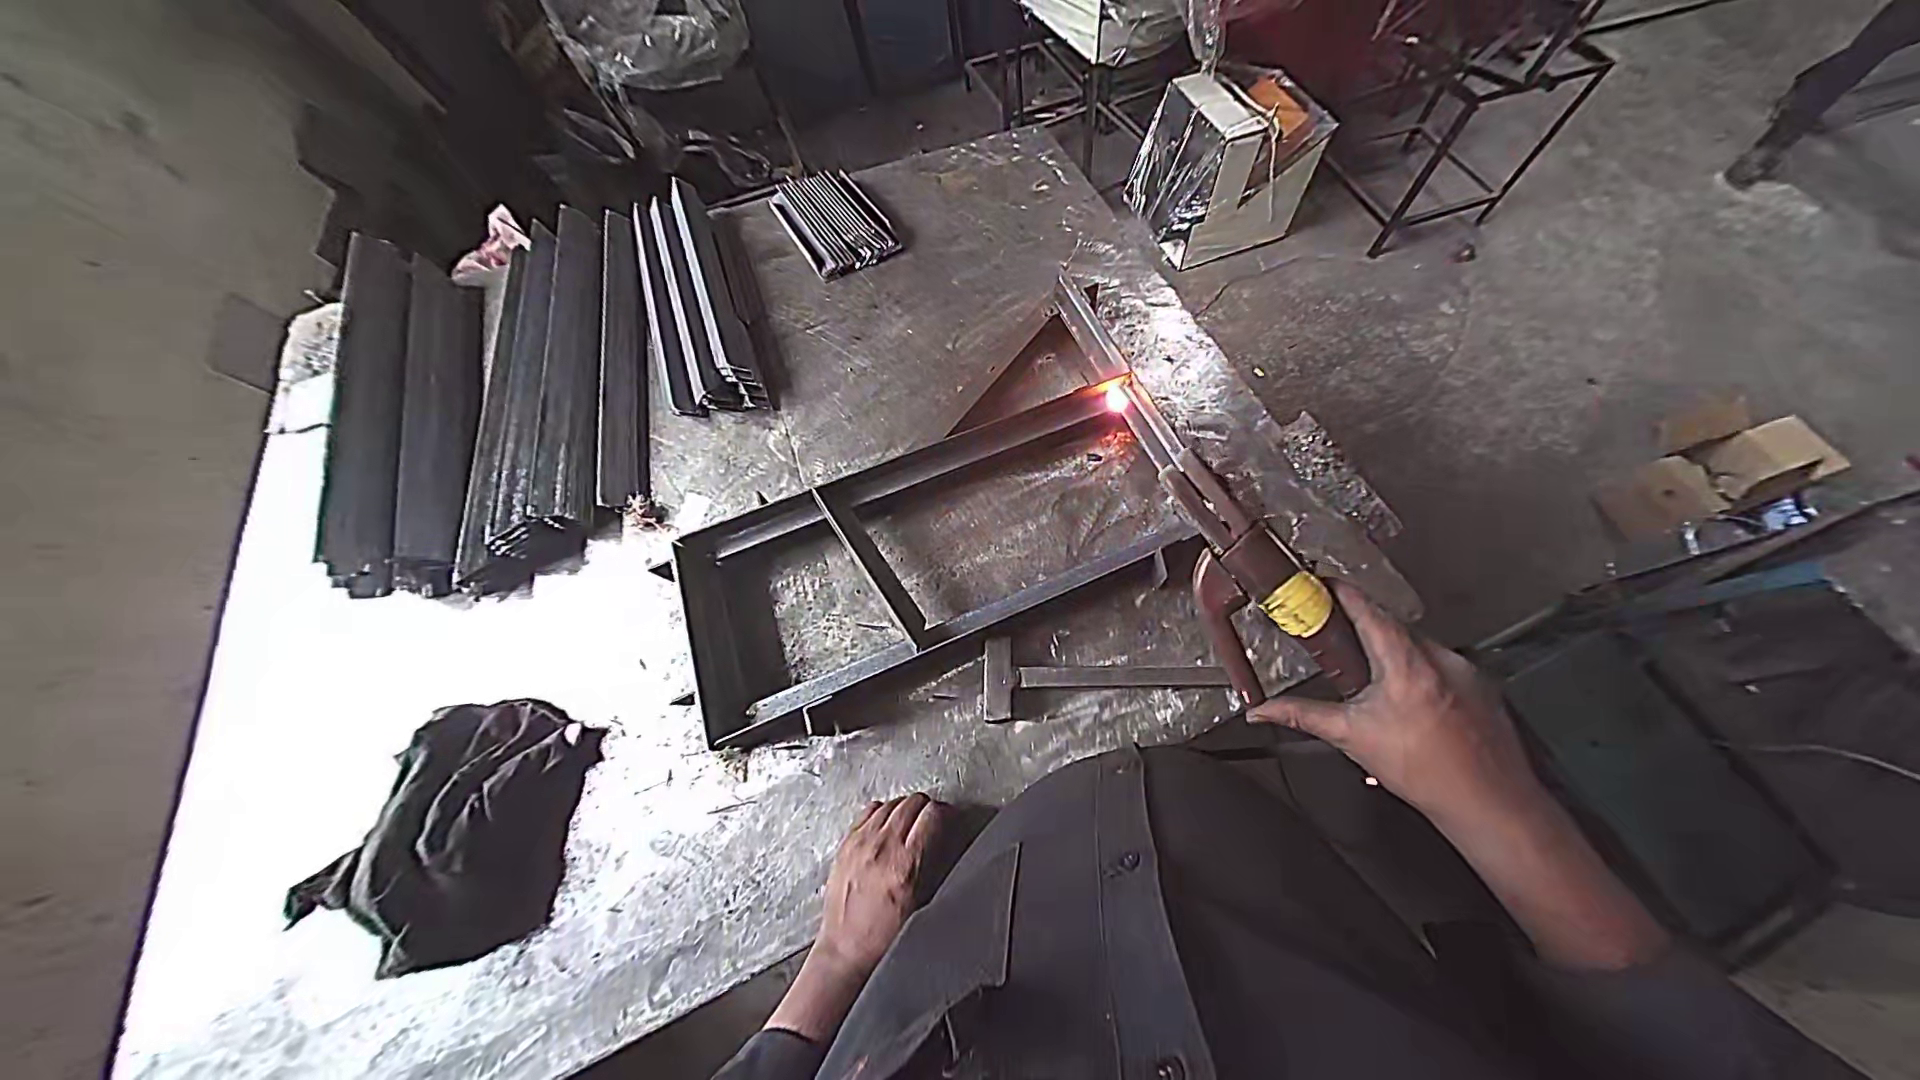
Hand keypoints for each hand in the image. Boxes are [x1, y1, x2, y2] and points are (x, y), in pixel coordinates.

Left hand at [815, 793, 942, 976]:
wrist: (846, 950)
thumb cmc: (884, 936)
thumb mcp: (922, 903)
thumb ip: (935, 863)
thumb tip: (947, 837)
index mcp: (906, 864)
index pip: (932, 814)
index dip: (946, 813)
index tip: (950, 818)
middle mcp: (883, 847)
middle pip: (913, 802)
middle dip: (928, 808)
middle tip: (932, 820)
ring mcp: (861, 842)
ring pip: (892, 803)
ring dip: (906, 808)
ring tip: (911, 822)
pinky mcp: (846, 843)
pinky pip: (869, 810)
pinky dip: (882, 812)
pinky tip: (886, 824)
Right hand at [1250, 582, 1541, 827]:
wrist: (1491, 806)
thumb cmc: (1430, 774)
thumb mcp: (1351, 737)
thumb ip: (1301, 715)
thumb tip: (1264, 710)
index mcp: (1407, 665)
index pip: (1368, 610)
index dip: (1341, 592)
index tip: (1321, 583)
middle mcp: (1441, 660)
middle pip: (1391, 624)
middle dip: (1361, 627)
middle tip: (1334, 636)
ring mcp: (1466, 670)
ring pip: (1416, 644)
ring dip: (1390, 650)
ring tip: (1369, 677)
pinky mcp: (1481, 685)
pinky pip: (1440, 663)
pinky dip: (1416, 669)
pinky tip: (1405, 699)